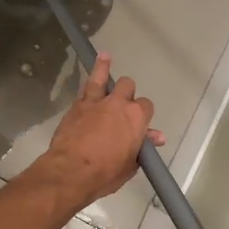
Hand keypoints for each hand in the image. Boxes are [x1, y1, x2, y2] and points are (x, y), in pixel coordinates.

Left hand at [27, 54, 162, 211]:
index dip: (144, 114)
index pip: (146, 106)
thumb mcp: (131, 164)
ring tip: (105, 56)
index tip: (139, 124)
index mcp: (136, 117)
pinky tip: (88, 76)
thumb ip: (142, 146)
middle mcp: (118, 103)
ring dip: (104, 67)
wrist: (72, 171)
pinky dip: (88, 80)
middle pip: (127, 86)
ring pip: (103, 78)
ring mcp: (96, 101)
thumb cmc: (106, 173)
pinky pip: (84, 87)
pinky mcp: (77, 105)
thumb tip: (156, 137)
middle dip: (127, 92)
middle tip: (122, 104)